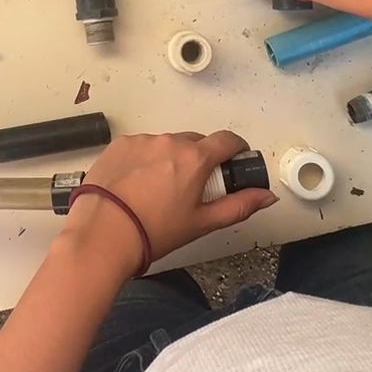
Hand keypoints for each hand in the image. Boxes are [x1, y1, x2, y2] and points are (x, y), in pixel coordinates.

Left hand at [63, 131, 276, 273]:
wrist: (104, 232)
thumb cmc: (155, 231)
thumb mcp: (202, 223)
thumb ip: (239, 206)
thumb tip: (267, 195)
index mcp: (194, 158)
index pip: (226, 139)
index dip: (236, 148)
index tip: (236, 160)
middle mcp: (169, 141)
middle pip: (195, 142)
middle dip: (201, 159)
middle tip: (195, 187)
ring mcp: (141, 140)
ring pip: (166, 144)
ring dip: (170, 159)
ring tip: (159, 191)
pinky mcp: (119, 144)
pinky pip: (141, 146)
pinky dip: (144, 160)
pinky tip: (137, 185)